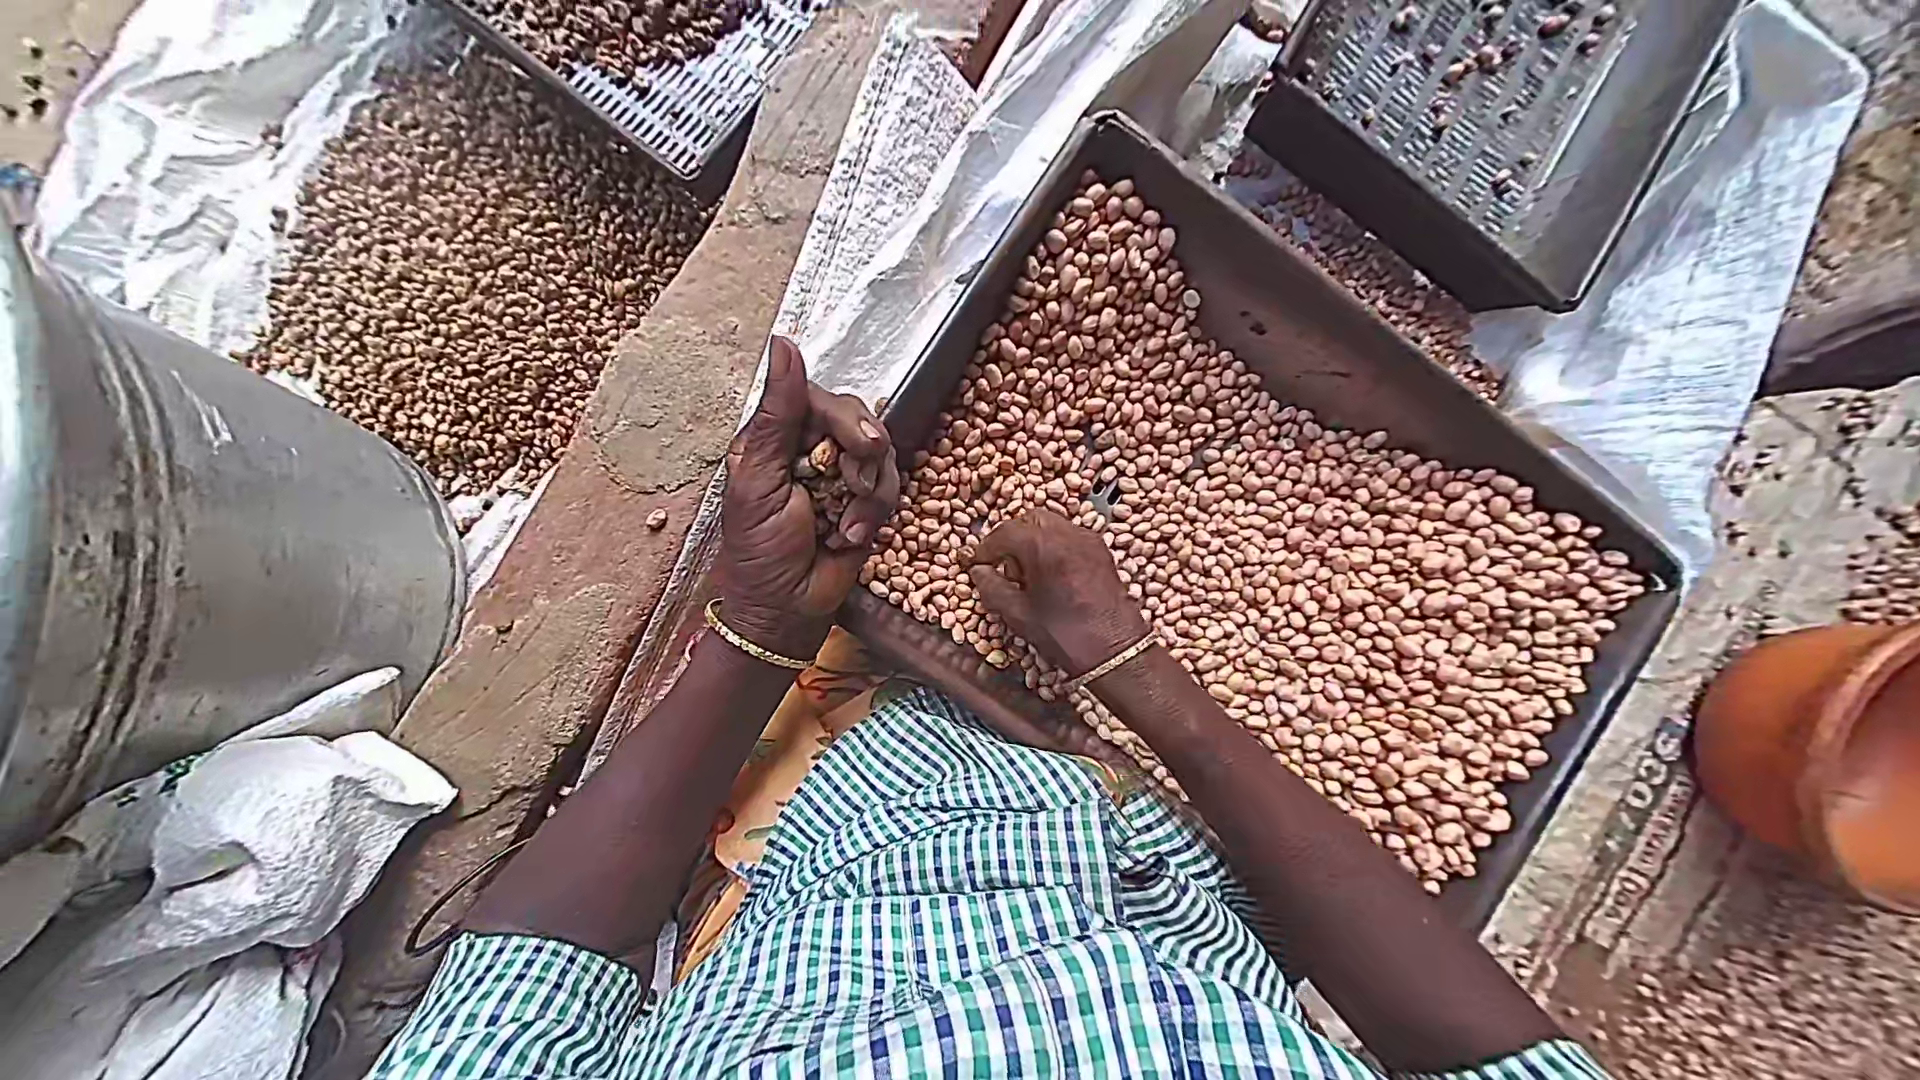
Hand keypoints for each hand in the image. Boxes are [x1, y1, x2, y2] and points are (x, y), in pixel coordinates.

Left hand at [718, 337, 899, 659]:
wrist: (787, 610)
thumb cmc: (760, 551)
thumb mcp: (760, 479)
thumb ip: (777, 414)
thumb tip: (784, 344)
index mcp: (778, 437)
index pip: (820, 399)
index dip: (844, 418)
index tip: (858, 444)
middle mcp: (812, 449)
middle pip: (858, 420)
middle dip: (863, 454)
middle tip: (853, 483)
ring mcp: (842, 476)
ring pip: (880, 455)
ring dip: (867, 492)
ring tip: (844, 524)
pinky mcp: (865, 502)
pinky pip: (889, 487)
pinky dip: (873, 513)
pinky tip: (851, 536)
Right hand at [967, 509, 1149, 675]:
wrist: (1115, 652)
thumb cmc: (1067, 636)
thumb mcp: (1018, 614)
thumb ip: (992, 587)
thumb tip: (980, 573)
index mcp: (1043, 547)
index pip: (1004, 533)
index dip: (986, 548)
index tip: (978, 562)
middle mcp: (1067, 535)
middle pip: (1028, 519)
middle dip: (1010, 537)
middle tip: (999, 562)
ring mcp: (1087, 540)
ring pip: (1051, 523)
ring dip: (1032, 538)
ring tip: (1024, 569)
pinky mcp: (1100, 551)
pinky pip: (1069, 535)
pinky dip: (1053, 544)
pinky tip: (1047, 572)